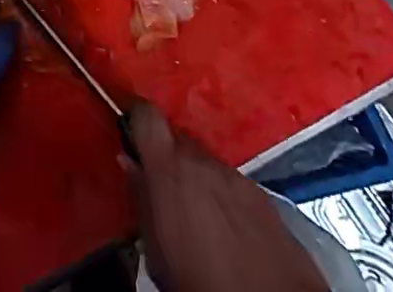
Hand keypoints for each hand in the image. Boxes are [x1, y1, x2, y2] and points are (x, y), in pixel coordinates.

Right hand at [122, 103, 328, 291]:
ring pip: (206, 163)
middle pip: (178, 140)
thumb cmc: (200, 281)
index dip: (137, 117)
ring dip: (197, 178)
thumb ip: (141, 198)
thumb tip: (129, 162)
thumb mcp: (156, 250)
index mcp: (169, 168)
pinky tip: (227, 228)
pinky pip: (231, 183)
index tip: (130, 129)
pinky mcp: (263, 196)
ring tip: (197, 215)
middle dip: (167, 156)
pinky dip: (223, 195)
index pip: (147, 116)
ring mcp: (236, 176)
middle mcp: (203, 162)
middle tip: (162, 188)